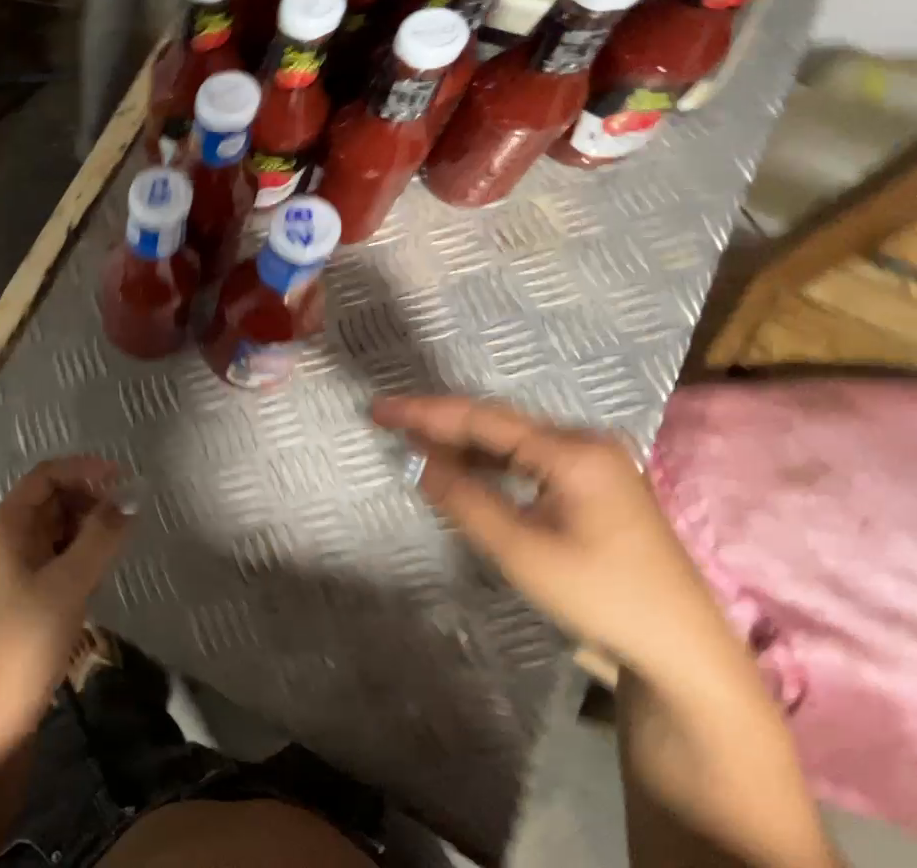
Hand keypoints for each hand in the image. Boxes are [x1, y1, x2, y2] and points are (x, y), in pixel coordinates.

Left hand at [0, 457, 132, 708]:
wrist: (17, 686)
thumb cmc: (37, 629)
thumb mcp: (73, 579)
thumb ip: (101, 535)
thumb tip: (130, 498)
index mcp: (8, 522)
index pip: (45, 476)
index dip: (82, 469)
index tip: (121, 476)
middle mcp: (12, 529)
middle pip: (54, 492)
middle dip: (89, 492)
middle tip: (129, 504)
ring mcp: (24, 550)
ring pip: (62, 516)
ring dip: (90, 515)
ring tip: (122, 527)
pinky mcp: (38, 571)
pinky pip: (65, 540)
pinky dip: (87, 537)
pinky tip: (108, 548)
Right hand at [371, 396, 734, 677]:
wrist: (680, 646)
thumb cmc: (600, 595)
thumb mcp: (519, 548)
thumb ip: (464, 497)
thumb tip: (419, 462)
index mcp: (573, 452)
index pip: (481, 419)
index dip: (424, 412)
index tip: (377, 410)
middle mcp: (587, 445)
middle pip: (497, 422)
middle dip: (439, 420)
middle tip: (387, 421)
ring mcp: (596, 464)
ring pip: (511, 439)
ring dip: (461, 440)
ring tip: (411, 441)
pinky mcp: (596, 485)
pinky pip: (528, 458)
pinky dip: (488, 459)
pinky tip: (460, 465)